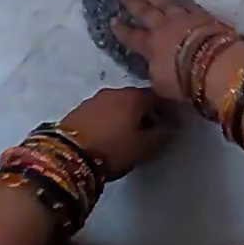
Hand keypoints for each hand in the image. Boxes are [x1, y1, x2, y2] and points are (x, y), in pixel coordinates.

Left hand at [59, 87, 174, 179]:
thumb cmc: (113, 149)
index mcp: (133, 96)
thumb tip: (173, 128)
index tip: (173, 121)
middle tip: (153, 130)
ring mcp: (96, 98)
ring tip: (132, 134)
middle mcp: (115, 91)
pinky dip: (112, 118)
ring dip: (128, 115)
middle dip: (147, 111)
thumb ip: (162, 136)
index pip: (157, 95)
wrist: (70, 153)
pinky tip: (112, 133)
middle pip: (137, 98)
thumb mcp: (143, 148)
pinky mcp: (81, 108)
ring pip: (119, 103)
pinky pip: (104, 110)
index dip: (167, 108)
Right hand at [108, 0, 232, 104]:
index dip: (121, 29)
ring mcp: (183, 18)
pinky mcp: (202, 15)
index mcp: (150, 45)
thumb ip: (153, 75)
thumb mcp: (161, 85)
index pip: (131, 36)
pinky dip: (180, 0)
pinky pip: (188, 4)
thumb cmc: (184, 79)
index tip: (113, 20)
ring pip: (165, 3)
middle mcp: (164, 27)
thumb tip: (151, 69)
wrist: (215, 63)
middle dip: (133, 3)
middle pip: (145, 12)